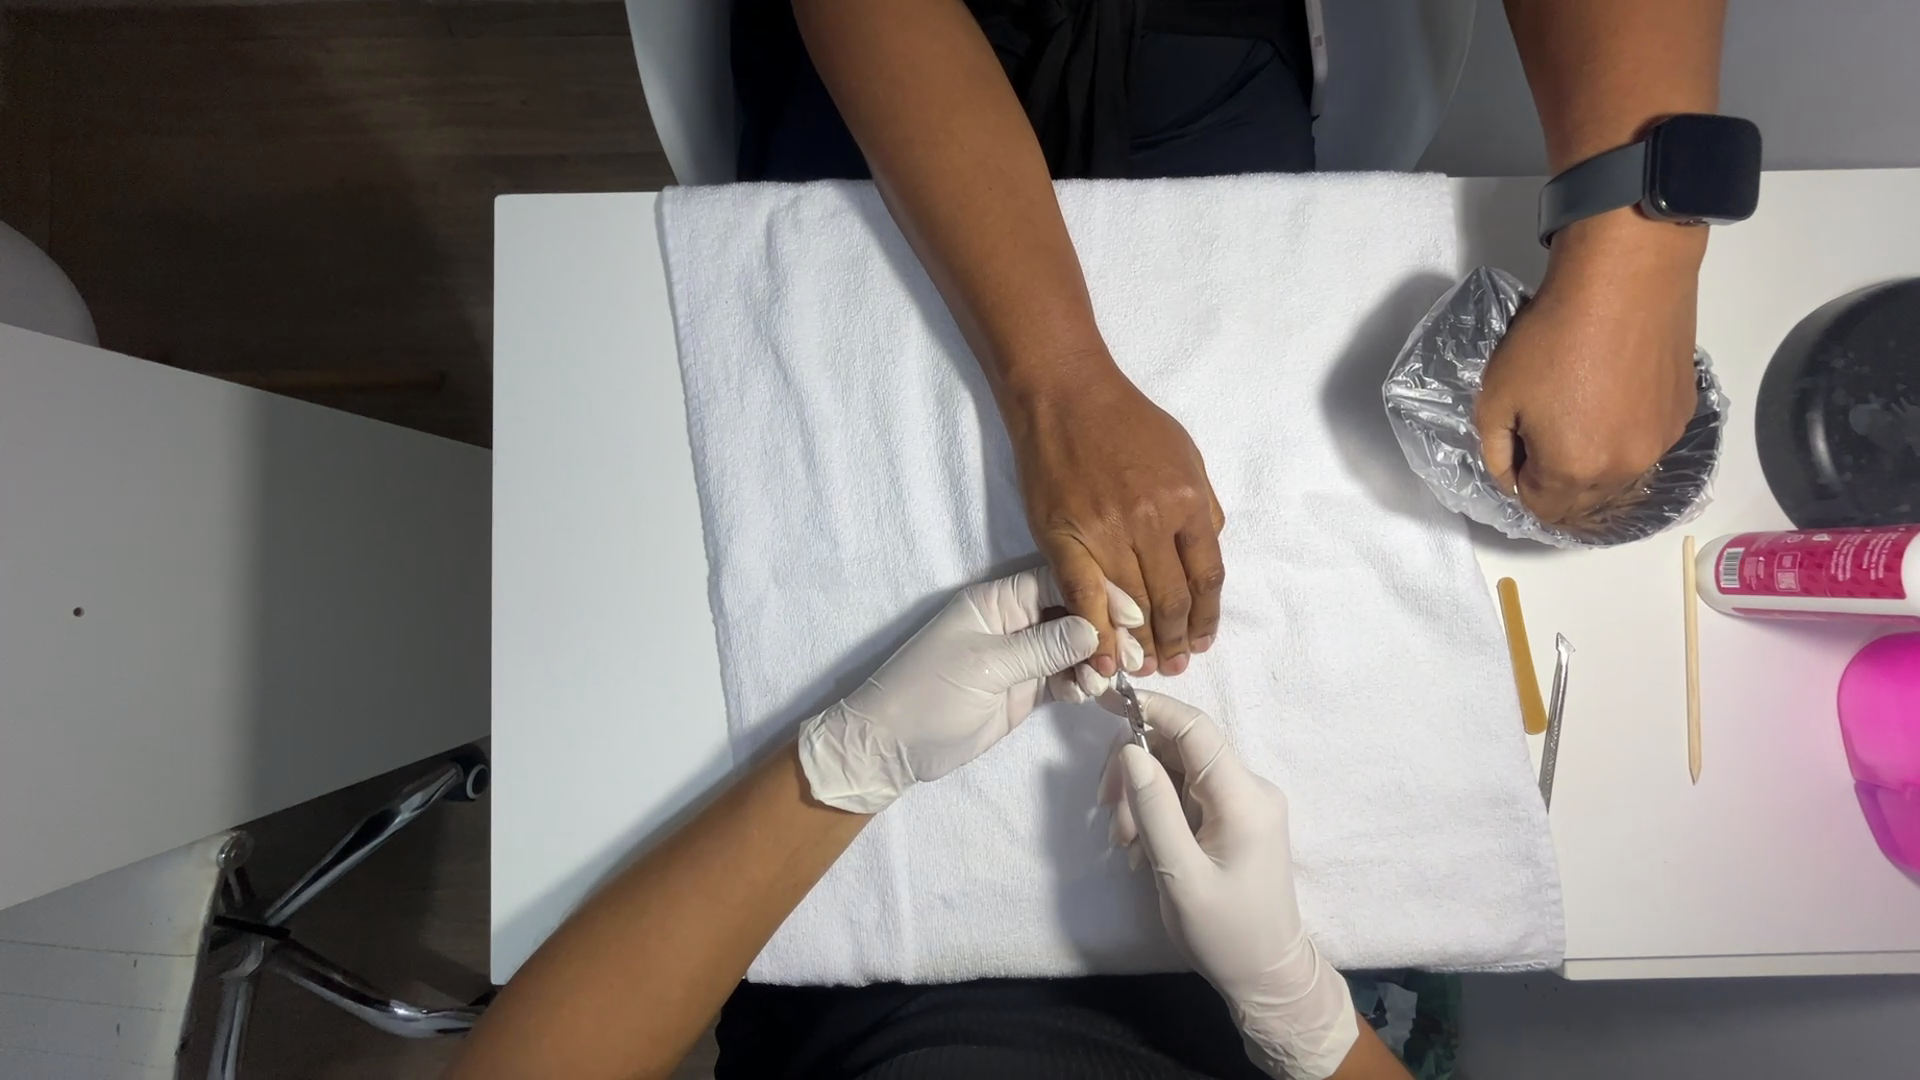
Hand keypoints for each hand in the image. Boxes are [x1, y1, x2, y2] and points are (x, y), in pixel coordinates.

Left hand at [798, 567, 1113, 813]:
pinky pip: (1064, 675)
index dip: (1095, 593)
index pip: (1056, 580)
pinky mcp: (1025, 687)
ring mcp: (1020, 655)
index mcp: (995, 600)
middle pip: (1071, 612)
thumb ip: (1042, 647)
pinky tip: (1086, 693)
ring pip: (1073, 645)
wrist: (894, 747)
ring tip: (1103, 680)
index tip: (1131, 616)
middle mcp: (1012, 620)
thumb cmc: (929, 694)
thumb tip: (1094, 630)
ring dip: (1096, 660)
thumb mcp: (986, 665)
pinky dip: (1080, 682)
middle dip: (1104, 631)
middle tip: (1130, 657)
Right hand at [1003, 366, 1224, 679]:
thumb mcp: (1185, 454)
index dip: (1207, 617)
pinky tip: (1105, 663)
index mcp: (1187, 502)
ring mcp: (1107, 534)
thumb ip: (1202, 506)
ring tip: (1146, 667)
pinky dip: (1096, 636)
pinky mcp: (1065, 539)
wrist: (1066, 396)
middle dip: (1177, 639)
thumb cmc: (1127, 422)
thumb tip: (1205, 553)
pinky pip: (1086, 598)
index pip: (1207, 576)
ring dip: (1143, 644)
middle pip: (1173, 599)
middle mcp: (1152, 524)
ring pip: (1133, 605)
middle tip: (1175, 664)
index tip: (1202, 641)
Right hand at [1105, 691, 1357, 1079]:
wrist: (1267, 978)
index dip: (1151, 707)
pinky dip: (1153, 807)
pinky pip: (1182, 789)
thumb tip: (1129, 749)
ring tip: (1124, 840)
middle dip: (1134, 770)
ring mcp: (1240, 799)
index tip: (1105, 699)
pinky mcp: (1230, 813)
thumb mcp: (1181, 876)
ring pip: (1173, 767)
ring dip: (1139, 794)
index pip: (1195, 729)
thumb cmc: (1225, 933)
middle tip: (1109, 814)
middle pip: (1177, 746)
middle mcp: (1248, 787)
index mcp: (1243, 798)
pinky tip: (1139, 843)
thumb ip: (1154, 809)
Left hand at [1475, 214, 1704, 525]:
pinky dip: (1617, 438)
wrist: (1625, 282)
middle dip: (1552, 480)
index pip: (1541, 508)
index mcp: (1574, 469)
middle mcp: (1626, 466)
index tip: (1512, 451)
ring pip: (1614, 476)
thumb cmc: (1547, 343)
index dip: (1519, 485)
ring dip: (1587, 462)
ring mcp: (1662, 440)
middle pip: (1580, 499)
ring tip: (1569, 418)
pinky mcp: (1683, 412)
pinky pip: (1640, 446)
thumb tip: (1508, 478)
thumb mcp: (1493, 403)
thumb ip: (1495, 453)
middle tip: (1535, 434)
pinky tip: (1603, 403)